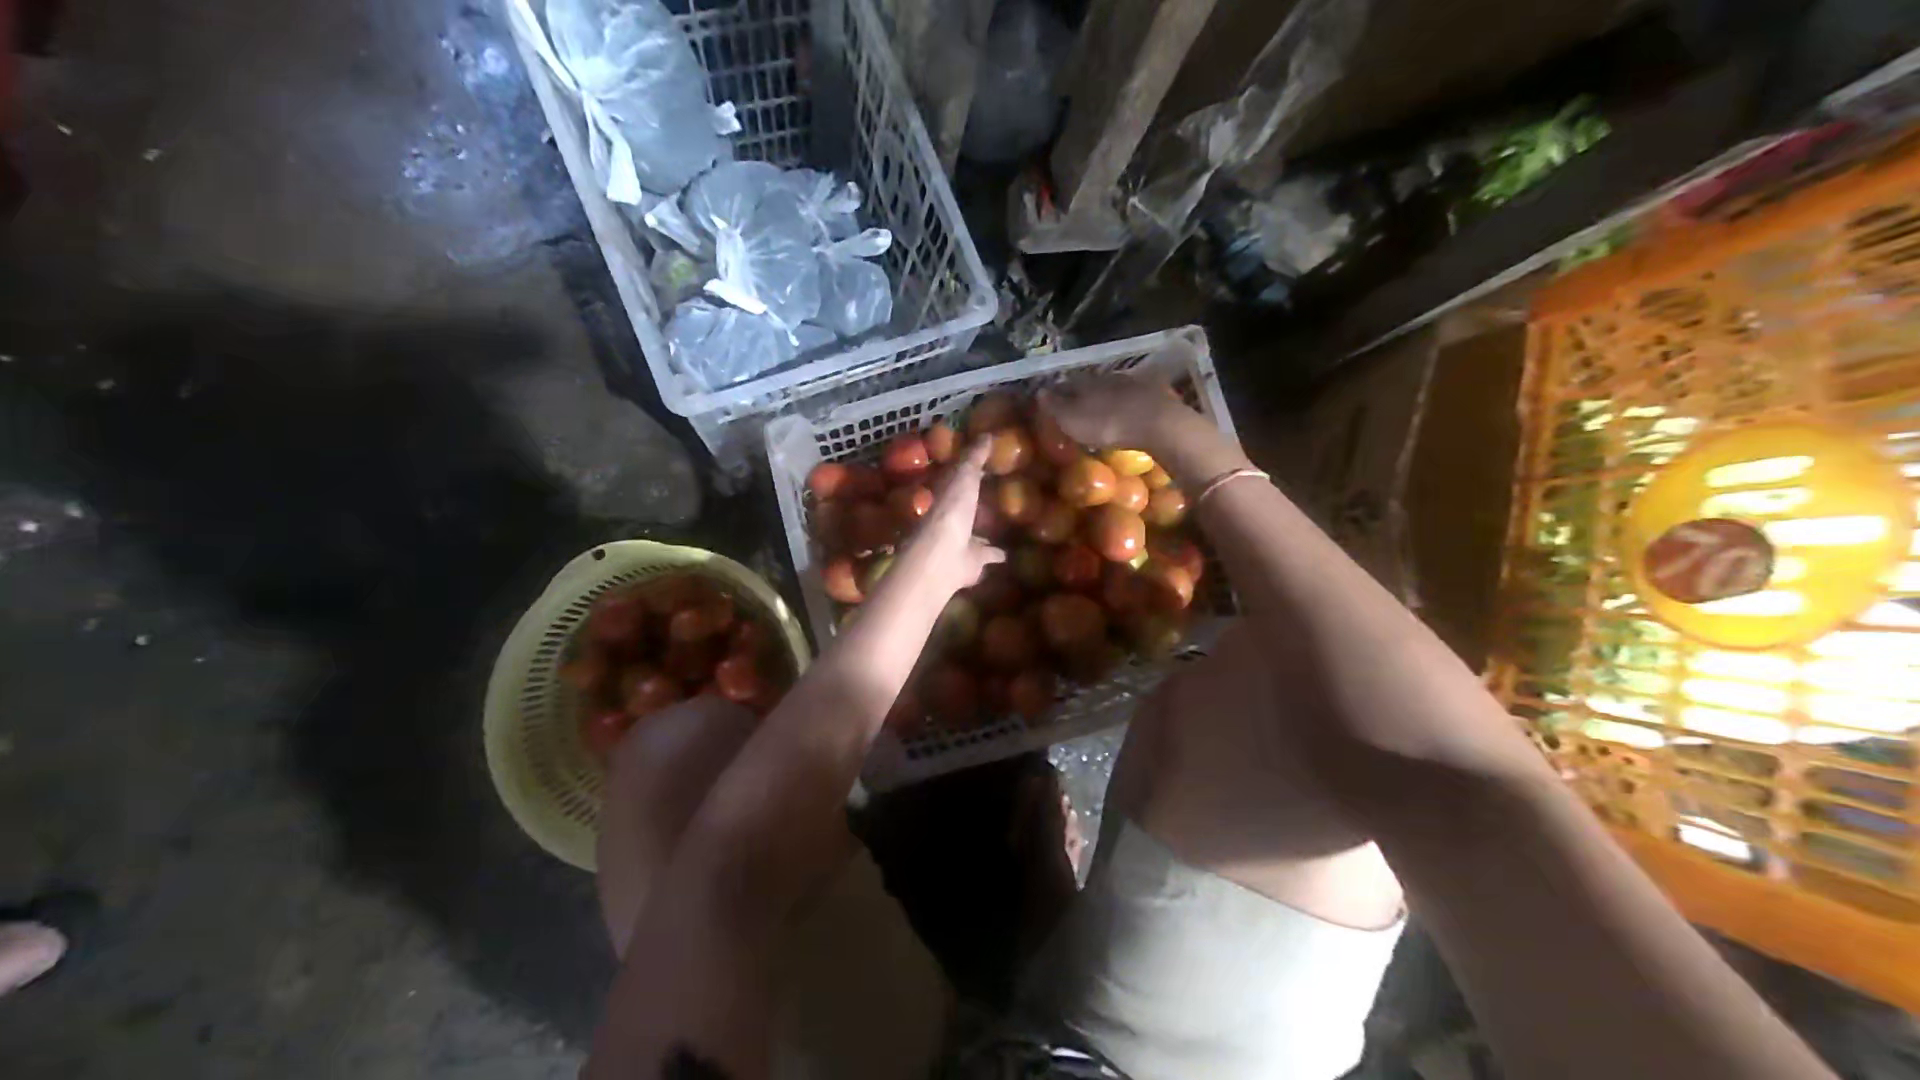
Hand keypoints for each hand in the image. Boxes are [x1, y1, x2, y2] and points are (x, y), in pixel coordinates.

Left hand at [887, 436, 1004, 597]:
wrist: (945, 555)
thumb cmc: (951, 510)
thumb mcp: (964, 475)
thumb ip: (974, 457)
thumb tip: (986, 434)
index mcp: (946, 493)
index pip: (959, 477)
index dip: (971, 469)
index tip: (989, 462)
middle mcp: (951, 517)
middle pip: (968, 506)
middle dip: (980, 500)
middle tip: (1003, 490)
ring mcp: (962, 540)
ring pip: (977, 531)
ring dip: (988, 527)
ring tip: (1009, 519)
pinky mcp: (974, 561)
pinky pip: (989, 554)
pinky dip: (998, 553)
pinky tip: (1010, 551)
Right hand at [1038, 375, 1183, 450]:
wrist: (1157, 423)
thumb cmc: (1108, 424)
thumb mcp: (1073, 420)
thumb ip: (1055, 407)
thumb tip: (1039, 392)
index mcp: (1086, 381)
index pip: (1065, 384)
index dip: (1057, 394)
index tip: (1051, 403)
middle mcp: (1107, 377)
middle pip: (1090, 385)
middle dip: (1082, 396)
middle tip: (1076, 410)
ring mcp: (1132, 384)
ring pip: (1112, 389)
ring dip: (1105, 400)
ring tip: (1101, 414)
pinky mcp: (1154, 395)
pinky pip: (1133, 399)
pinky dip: (1126, 406)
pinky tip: (1126, 416)